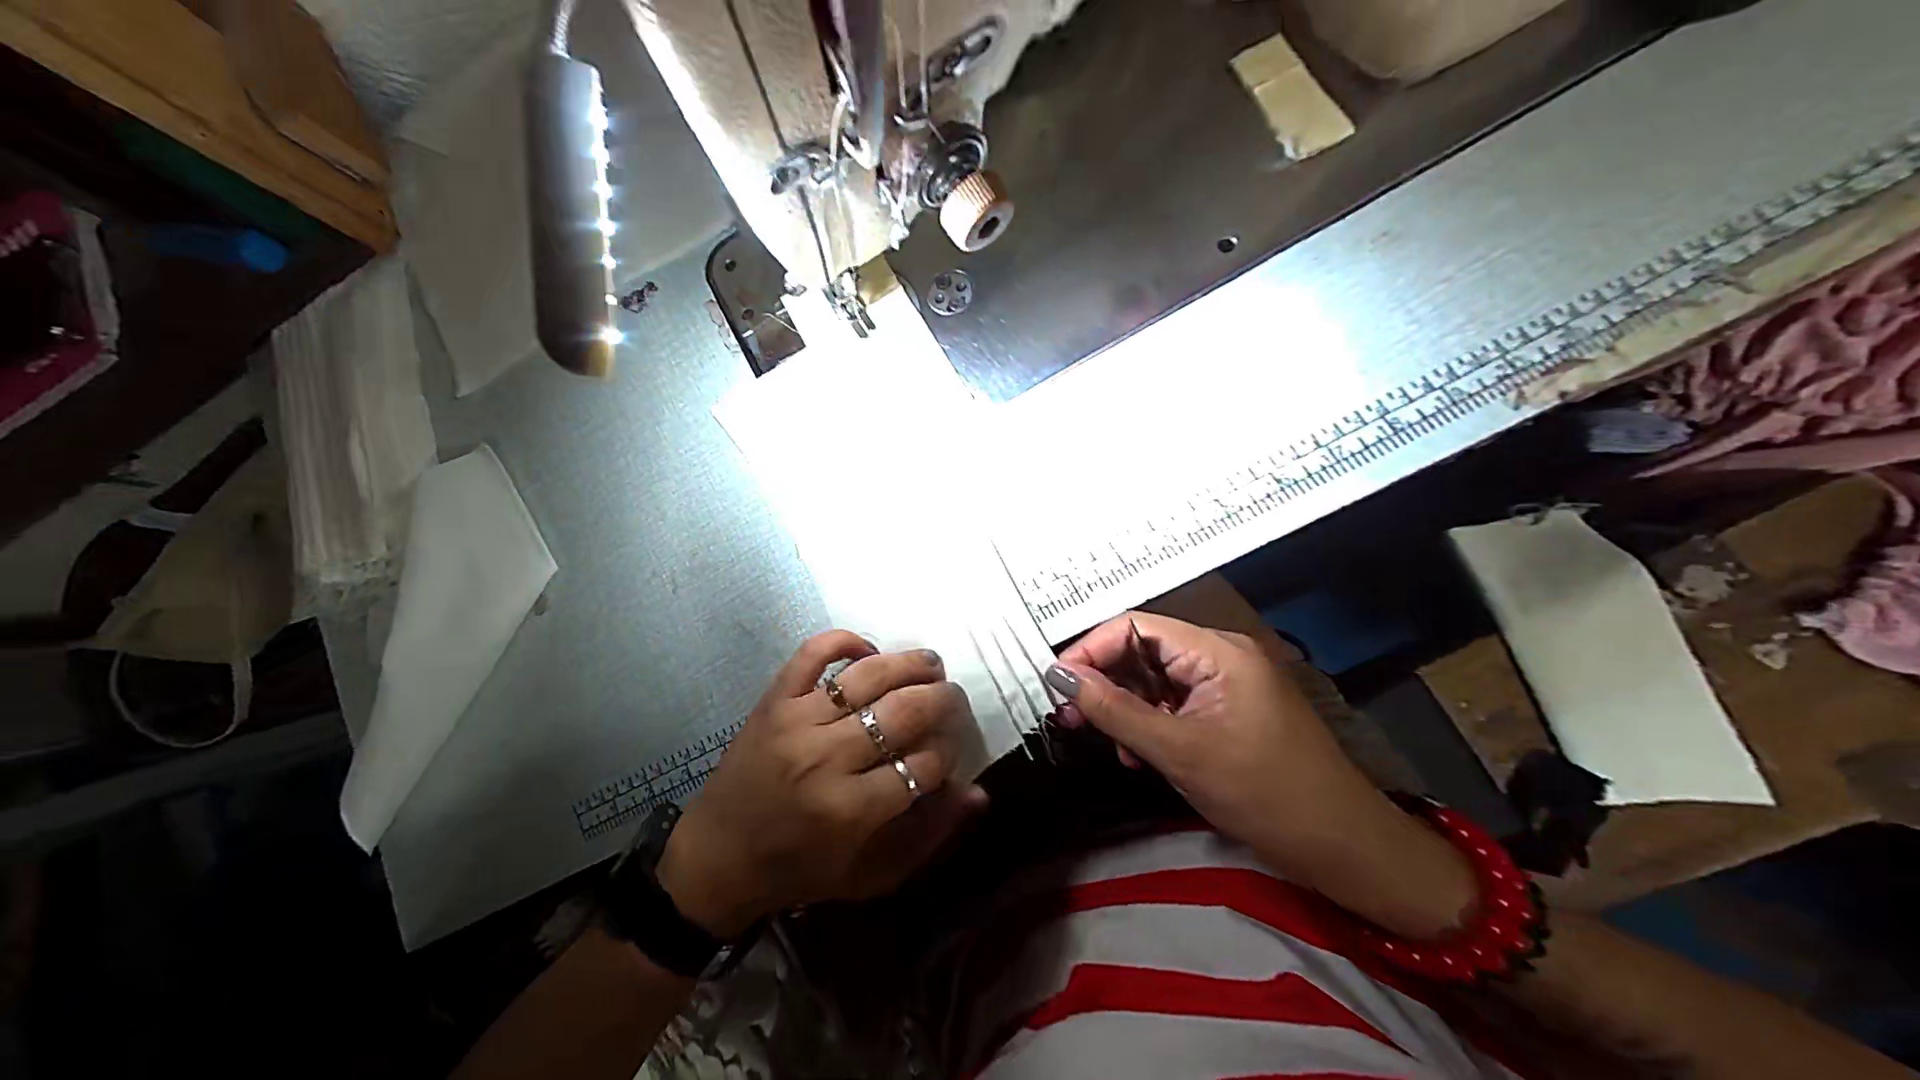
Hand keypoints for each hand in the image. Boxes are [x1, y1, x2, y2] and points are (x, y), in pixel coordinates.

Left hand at [656, 631, 987, 936]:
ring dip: (911, 664)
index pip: (925, 763)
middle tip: (954, 699)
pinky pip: (813, 653)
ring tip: (932, 665)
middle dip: (944, 700)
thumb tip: (977, 793)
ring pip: (868, 675)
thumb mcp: (870, 874)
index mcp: (851, 810)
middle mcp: (826, 758)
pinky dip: (845, 640)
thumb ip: (928, 836)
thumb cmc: (800, 870)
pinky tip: (869, 650)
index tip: (949, 752)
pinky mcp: (773, 699)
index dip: (949, 753)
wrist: (718, 857)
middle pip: (905, 710)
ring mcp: (797, 721)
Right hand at [1049, 613, 1477, 938]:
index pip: (1135, 626)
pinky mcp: (1231, 712)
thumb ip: (1113, 710)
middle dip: (1105, 682)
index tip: (1057, 686)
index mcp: (1217, 650)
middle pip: (1145, 651)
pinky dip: (1151, 724)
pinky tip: (1139, 754)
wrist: (1344, 846)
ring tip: (1109, 744)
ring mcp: (1229, 684)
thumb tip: (1059, 677)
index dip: (1090, 650)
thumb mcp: (1177, 750)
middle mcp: (1222, 655)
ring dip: (1127, 708)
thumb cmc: (1263, 792)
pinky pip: (1177, 704)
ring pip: (1157, 681)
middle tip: (1072, 718)